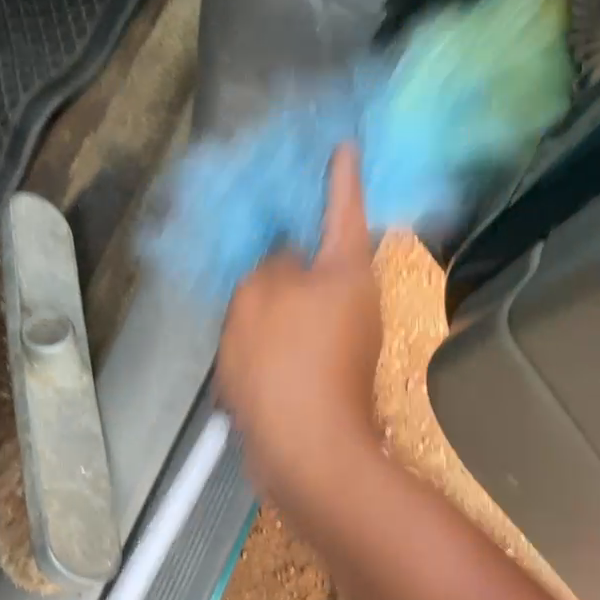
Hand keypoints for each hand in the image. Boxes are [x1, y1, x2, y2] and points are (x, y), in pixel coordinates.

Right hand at [218, 145, 383, 505]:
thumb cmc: (285, 366)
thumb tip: (287, 259)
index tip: (346, 144)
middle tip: (267, 208)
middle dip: (297, 235)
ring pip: (309, 296)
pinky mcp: (330, 373)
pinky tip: (244, 330)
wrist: (307, 455)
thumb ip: (270, 262)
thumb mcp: (260, 296)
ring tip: (241, 272)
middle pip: (327, 253)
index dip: (341, 173)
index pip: (346, 205)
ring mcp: (348, 340)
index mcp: (348, 270)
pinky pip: (299, 333)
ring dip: (278, 287)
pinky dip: (275, 326)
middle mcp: (358, 301)